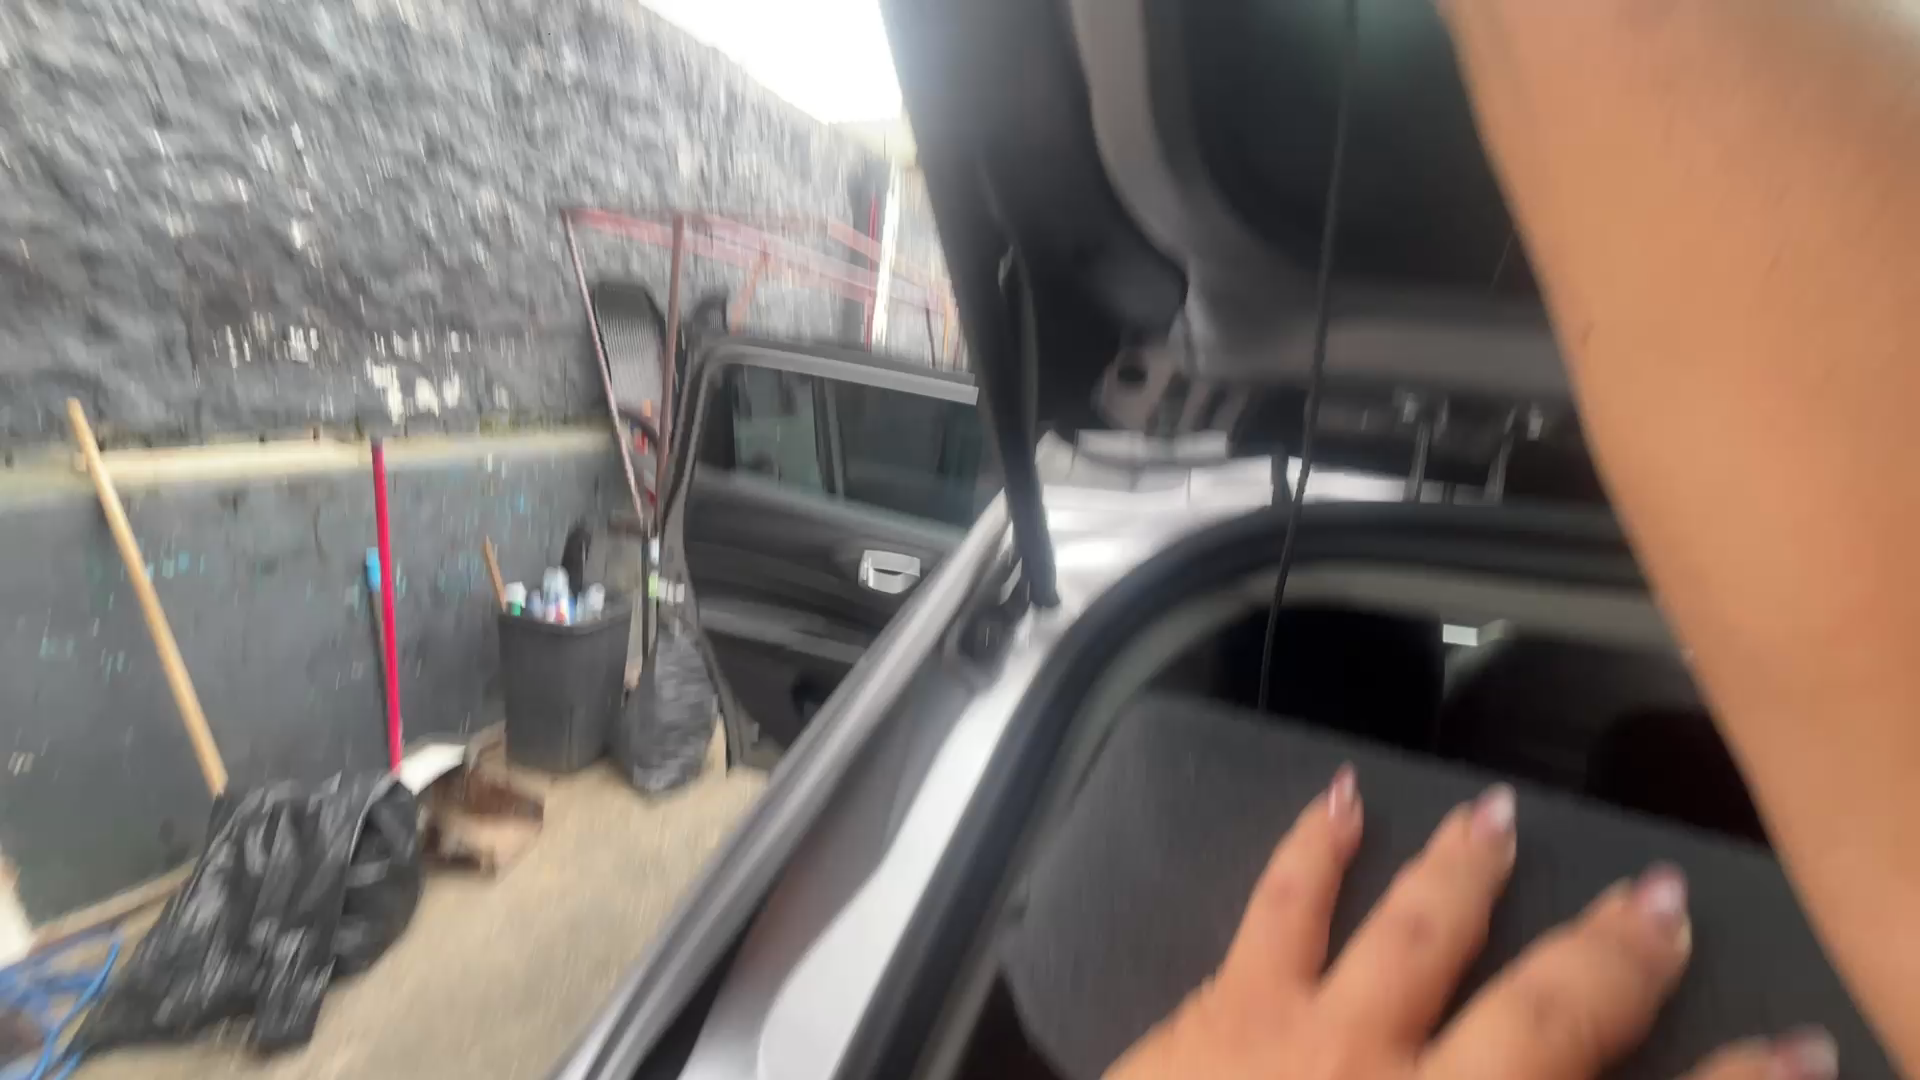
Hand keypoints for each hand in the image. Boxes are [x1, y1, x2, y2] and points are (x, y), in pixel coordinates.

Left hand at [1105, 766, 1837, 1079]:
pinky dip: (1317, 845)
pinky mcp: (1238, 995)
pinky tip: (1341, 795)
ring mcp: (1318, 1032)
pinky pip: (1284, 900)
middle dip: (1610, 959)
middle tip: (1658, 894)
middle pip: (1538, 1018)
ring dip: (1463, 871)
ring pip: (1413, 932)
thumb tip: (1534, 1069)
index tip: (1806, 1046)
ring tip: (1500, 812)